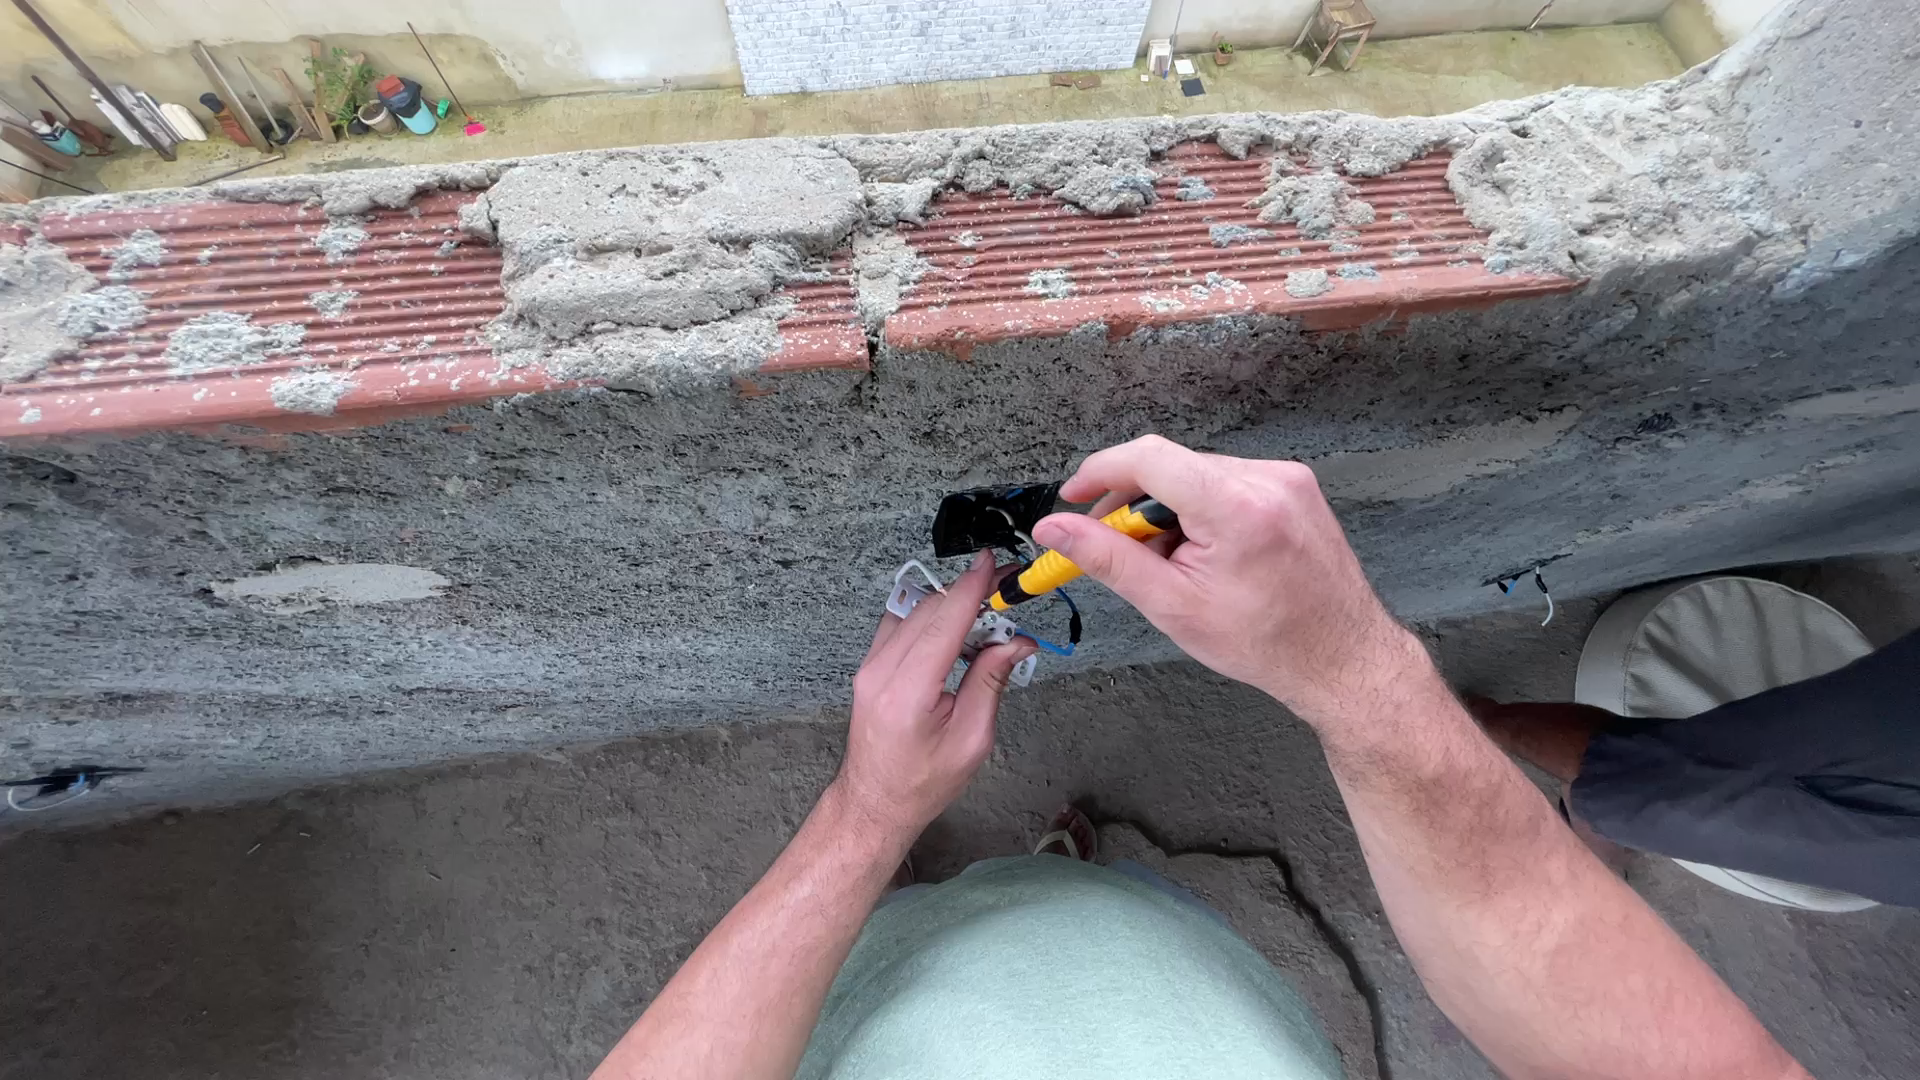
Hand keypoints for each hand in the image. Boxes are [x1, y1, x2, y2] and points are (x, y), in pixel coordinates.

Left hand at [836, 551, 1036, 835]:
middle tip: (1005, 595)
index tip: (991, 564)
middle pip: (929, 610)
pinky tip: (952, 630)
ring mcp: (869, 666)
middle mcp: (881, 671)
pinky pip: (900, 623)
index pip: (944, 622)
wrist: (875, 802)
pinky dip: (929, 617)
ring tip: (985, 615)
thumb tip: (1016, 641)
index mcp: (908, 693)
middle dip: (969, 595)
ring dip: (950, 604)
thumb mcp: (972, 739)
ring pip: (913, 612)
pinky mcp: (869, 665)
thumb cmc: (923, 782)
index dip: (971, 588)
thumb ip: (991, 682)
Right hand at [1031, 435, 1424, 728]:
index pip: (1149, 458)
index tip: (1073, 497)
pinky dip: (1196, 508)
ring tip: (1166, 559)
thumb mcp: (1170, 604)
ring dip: (1163, 508)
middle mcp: (1266, 479)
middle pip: (1169, 466)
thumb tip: (1053, 528)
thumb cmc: (1263, 642)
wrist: (1341, 659)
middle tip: (1111, 544)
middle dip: (1130, 502)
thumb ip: (1106, 558)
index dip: (1100, 472)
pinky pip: (1223, 481)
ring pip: (1193, 474)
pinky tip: (1197, 549)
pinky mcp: (1292, 486)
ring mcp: (1285, 479)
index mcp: (1236, 507)